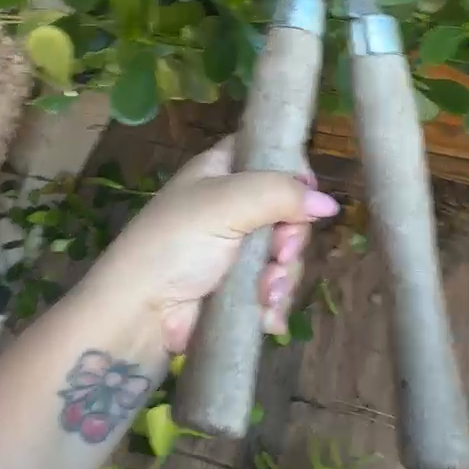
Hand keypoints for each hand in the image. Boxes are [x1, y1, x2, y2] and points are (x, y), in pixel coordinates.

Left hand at [89, 137, 339, 353]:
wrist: (139, 314)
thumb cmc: (176, 243)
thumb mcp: (225, 204)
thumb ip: (279, 194)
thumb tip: (329, 205)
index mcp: (221, 170)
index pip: (271, 154)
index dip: (294, 173)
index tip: (305, 198)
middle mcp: (231, 204)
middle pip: (288, 208)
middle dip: (291, 237)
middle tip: (280, 254)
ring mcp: (236, 247)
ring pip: (286, 252)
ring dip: (283, 276)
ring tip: (265, 294)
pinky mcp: (239, 286)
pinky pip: (276, 286)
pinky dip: (275, 301)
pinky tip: (265, 315)